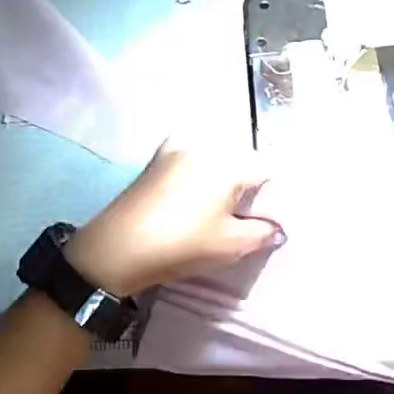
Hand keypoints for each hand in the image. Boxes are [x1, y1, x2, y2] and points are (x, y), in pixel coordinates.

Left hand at [65, 142, 284, 296]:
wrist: (115, 249)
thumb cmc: (180, 244)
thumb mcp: (230, 244)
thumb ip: (262, 233)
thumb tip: (277, 229)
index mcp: (227, 160)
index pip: (268, 169)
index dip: (275, 194)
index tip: (274, 216)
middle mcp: (203, 144)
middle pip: (242, 160)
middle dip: (251, 186)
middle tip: (252, 217)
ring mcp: (176, 148)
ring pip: (217, 160)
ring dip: (226, 182)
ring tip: (225, 212)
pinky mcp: (157, 160)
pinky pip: (193, 163)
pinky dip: (203, 179)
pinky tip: (199, 204)